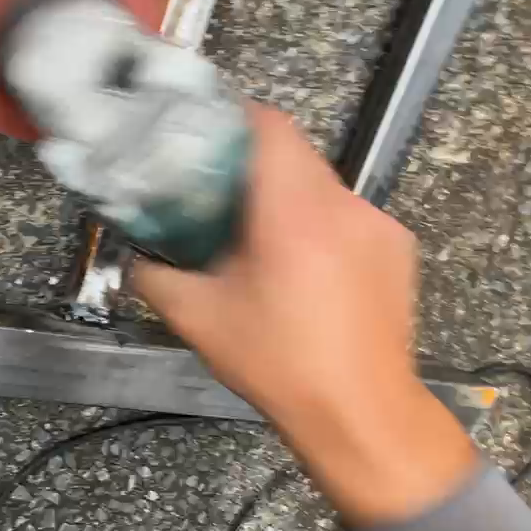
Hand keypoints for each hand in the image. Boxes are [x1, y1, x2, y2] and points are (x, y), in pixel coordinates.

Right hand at [133, 104, 475, 525]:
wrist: (358, 411)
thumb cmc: (274, 361)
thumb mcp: (194, 318)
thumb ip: (152, 276)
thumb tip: (134, 257)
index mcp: (292, 216)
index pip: (269, 128)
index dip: (232, 119)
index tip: (200, 135)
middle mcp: (342, 208)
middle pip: (292, 156)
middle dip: (248, 168)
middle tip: (210, 199)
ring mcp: (377, 226)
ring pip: (318, 188)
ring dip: (281, 201)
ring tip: (253, 244)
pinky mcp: (396, 248)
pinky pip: (345, 217)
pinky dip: (314, 228)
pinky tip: (297, 273)